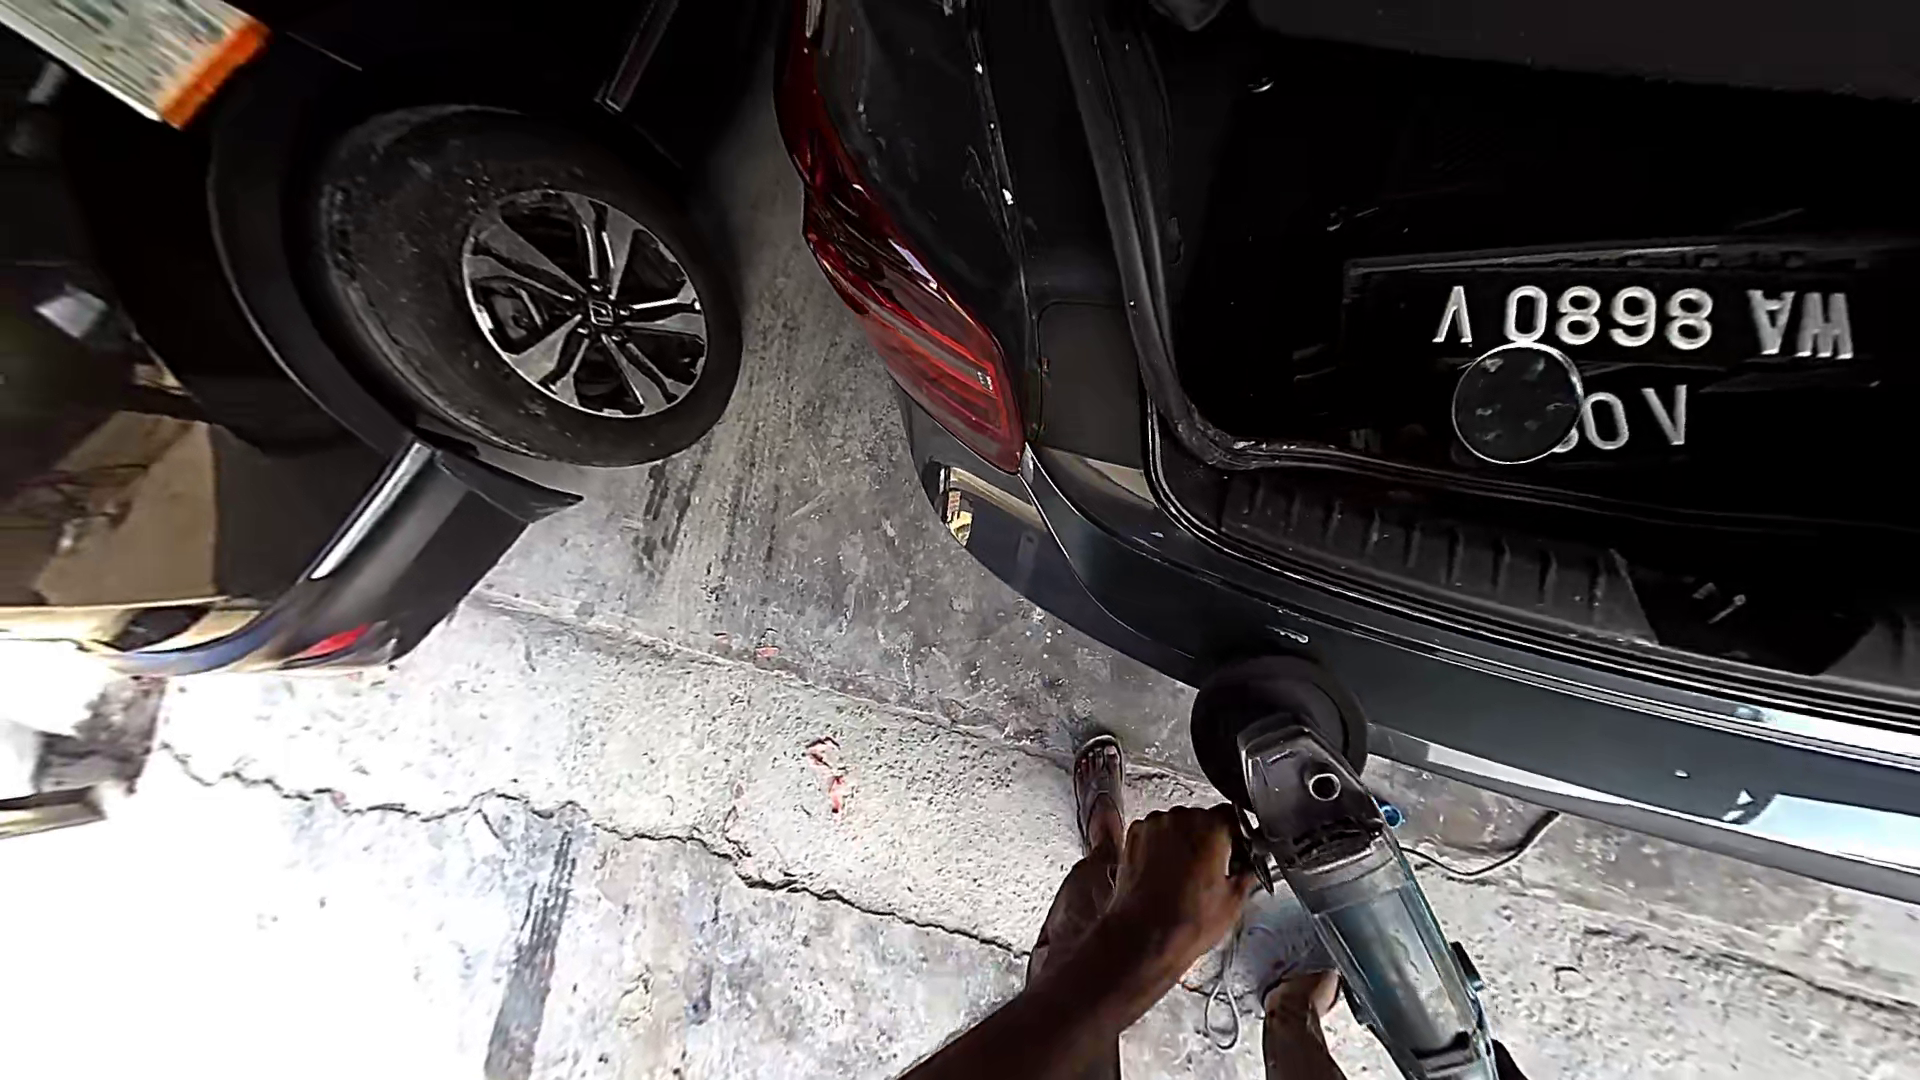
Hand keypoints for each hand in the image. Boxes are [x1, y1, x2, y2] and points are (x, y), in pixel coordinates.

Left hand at [1101, 804, 1256, 981]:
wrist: (1146, 931)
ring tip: (1187, 873)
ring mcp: (1154, 823)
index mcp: (1210, 828)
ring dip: (1184, 839)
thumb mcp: (1233, 899)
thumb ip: (1247, 871)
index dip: (1238, 833)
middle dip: (1210, 837)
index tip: (1240, 846)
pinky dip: (1162, 843)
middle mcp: (1180, 818)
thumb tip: (1250, 863)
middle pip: (1202, 818)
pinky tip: (1166, 870)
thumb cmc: (1188, 919)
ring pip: (1177, 823)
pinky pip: (1156, 831)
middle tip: (1214, 866)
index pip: (1231, 815)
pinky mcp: (1135, 832)